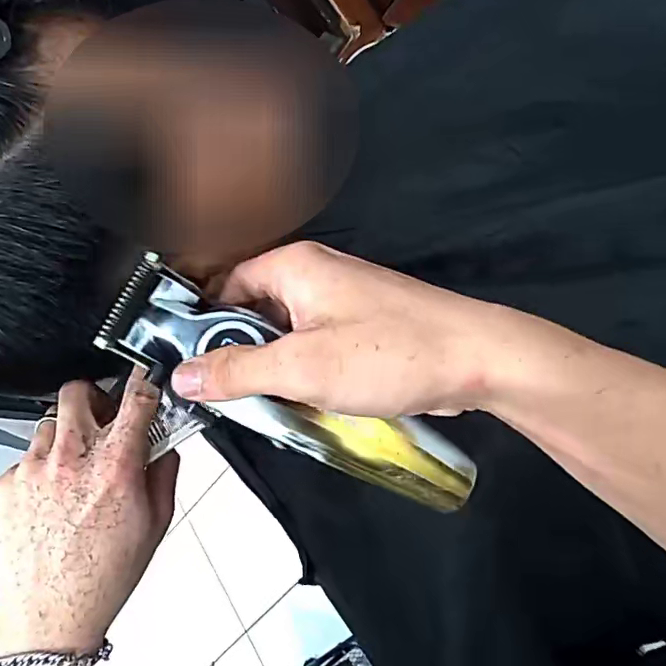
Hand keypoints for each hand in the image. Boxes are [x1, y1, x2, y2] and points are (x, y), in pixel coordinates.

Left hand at [0, 370, 179, 658]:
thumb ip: (163, 475)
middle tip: (100, 417)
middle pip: (77, 391)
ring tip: (72, 472)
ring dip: (65, 437)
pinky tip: (49, 499)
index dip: (144, 384)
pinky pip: (26, 458)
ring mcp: (33, 469)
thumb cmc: (101, 578)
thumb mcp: (154, 527)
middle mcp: (71, 459)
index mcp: (114, 467)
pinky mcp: (7, 483)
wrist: (48, 617)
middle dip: (93, 397)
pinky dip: (40, 469)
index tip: (144, 383)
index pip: (135, 399)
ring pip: (49, 424)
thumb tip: (165, 445)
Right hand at [169, 241, 570, 417]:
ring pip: (280, 331)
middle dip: (238, 351)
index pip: (223, 287)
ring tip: (266, 399)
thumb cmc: (391, 353)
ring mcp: (337, 298)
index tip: (190, 365)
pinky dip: (299, 368)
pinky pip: (309, 342)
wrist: (483, 361)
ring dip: (270, 365)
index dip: (203, 325)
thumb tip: (182, 376)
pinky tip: (302, 398)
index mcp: (291, 267)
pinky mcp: (357, 323)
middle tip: (228, 391)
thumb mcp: (301, 368)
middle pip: (249, 310)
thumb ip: (236, 371)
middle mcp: (311, 274)